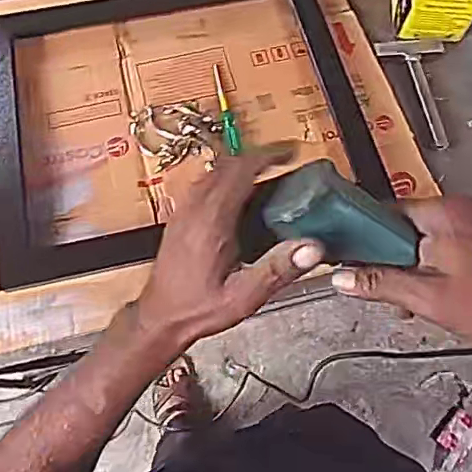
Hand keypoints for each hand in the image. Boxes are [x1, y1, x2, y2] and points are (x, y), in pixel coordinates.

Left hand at [132, 148, 323, 348]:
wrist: (160, 319)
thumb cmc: (196, 309)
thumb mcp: (244, 297)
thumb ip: (278, 270)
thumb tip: (311, 248)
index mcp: (210, 222)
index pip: (240, 171)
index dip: (268, 157)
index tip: (289, 153)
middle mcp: (193, 210)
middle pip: (227, 165)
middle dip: (258, 159)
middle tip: (284, 162)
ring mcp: (183, 212)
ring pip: (213, 172)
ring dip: (241, 167)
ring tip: (267, 175)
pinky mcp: (179, 219)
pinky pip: (204, 185)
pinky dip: (226, 179)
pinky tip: (239, 196)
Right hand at [330, 195, 471, 353]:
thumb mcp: (429, 300)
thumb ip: (381, 284)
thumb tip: (344, 278)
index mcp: (443, 213)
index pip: (384, 212)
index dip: (364, 237)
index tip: (352, 257)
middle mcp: (461, 208)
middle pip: (405, 225)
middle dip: (392, 258)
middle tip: (389, 289)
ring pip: (426, 236)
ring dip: (414, 265)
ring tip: (419, 299)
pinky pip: (448, 242)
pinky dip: (436, 264)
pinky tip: (442, 293)